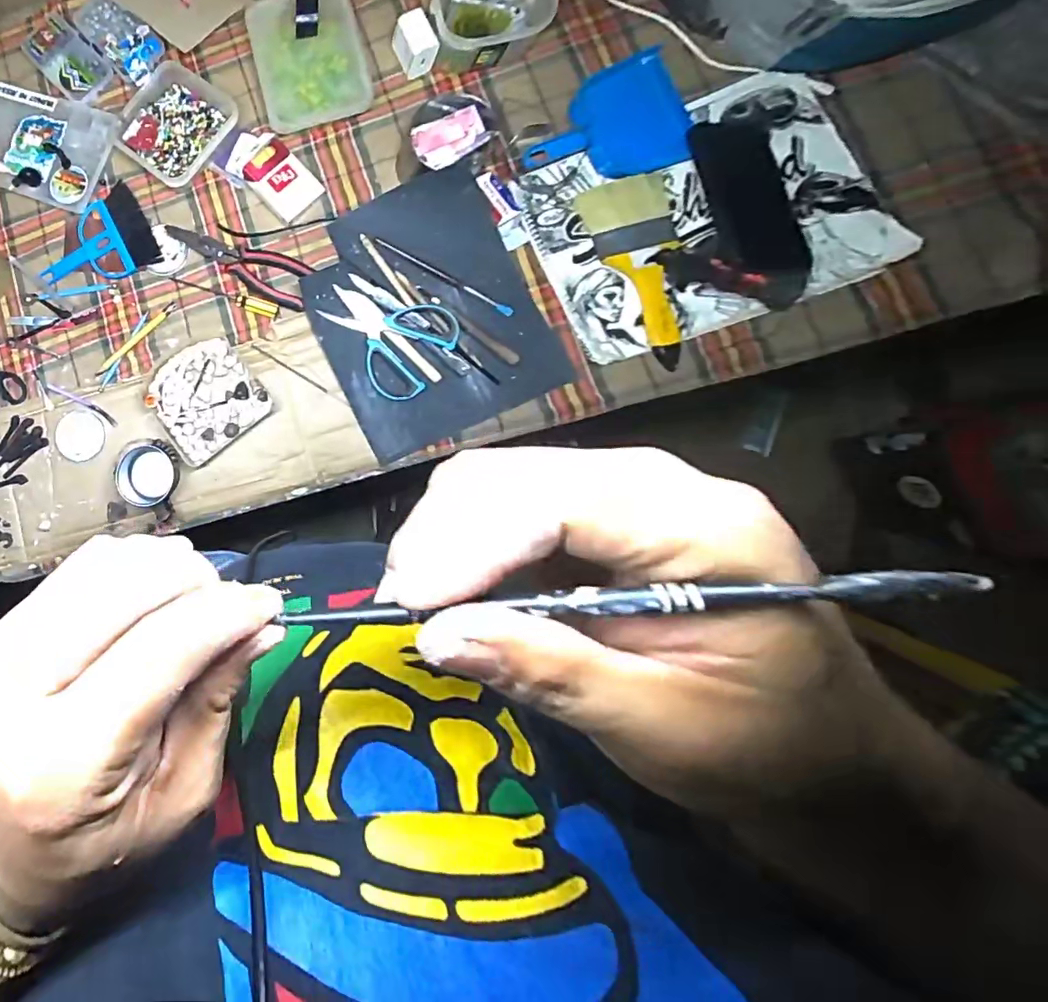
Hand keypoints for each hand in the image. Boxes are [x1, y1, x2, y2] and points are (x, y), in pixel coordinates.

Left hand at [0, 535, 283, 932]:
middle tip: (230, 597)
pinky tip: (153, 579)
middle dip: (187, 580)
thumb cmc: (99, 840)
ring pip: (91, 569)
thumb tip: (260, 629)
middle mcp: (16, 693)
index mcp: (63, 761)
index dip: (217, 618)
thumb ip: (214, 706)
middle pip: (116, 598)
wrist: (6, 844)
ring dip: (156, 564)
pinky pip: (71, 570)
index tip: (267, 602)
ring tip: (195, 586)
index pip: (152, 658)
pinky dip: (124, 562)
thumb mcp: (177, 796)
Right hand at [377, 447, 921, 821]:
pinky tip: (446, 584)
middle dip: (439, 538)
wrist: (818, 746)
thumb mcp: (655, 723)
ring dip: (438, 537)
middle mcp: (656, 486)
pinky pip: (494, 502)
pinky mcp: (584, 509)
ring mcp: (617, 491)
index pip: (556, 503)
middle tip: (405, 607)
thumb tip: (434, 637)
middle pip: (508, 477)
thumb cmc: (760, 745)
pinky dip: (454, 540)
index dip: (470, 545)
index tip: (413, 604)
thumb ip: (546, 672)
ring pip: (489, 481)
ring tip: (419, 599)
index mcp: (705, 529)